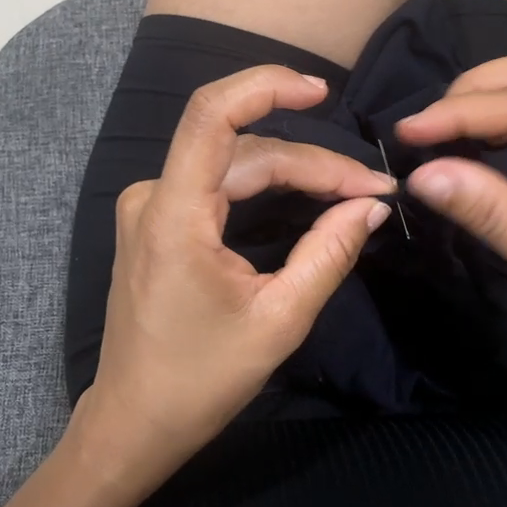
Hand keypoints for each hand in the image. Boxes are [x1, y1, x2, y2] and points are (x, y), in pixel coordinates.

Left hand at [78, 65, 393, 480]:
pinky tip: (307, 192)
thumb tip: (372, 205)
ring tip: (352, 190)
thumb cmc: (200, 381)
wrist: (133, 420)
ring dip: (294, 171)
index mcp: (173, 215)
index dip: (265, 86)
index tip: (321, 91)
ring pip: (234, 164)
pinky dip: (266, 185)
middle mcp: (153, 196)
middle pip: (243, 150)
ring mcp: (150, 206)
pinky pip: (218, 184)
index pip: (211, 115)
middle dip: (313, 162)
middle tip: (373, 189)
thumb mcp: (279, 321)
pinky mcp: (157, 219)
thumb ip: (328, 254)